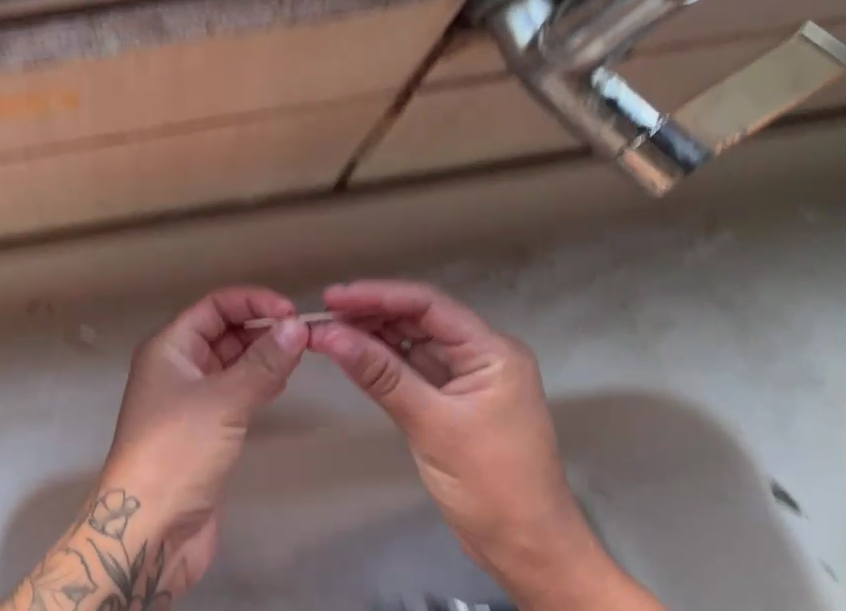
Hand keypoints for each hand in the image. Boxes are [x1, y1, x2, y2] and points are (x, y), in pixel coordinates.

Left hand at [100, 286, 308, 593]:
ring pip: (231, 362)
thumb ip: (262, 364)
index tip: (292, 312)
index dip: (251, 302)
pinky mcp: (204, 430)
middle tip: (304, 335)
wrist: (151, 526)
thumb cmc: (176, 451)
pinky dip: (258, 383)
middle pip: (222, 331)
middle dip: (260, 327)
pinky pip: (234, 392)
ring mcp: (190, 399)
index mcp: (168, 347)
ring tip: (300, 354)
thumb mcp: (222, 401)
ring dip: (262, 355)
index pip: (213, 307)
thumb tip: (296, 327)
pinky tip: (281, 383)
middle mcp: (176, 366)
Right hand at [308, 281, 656, 609]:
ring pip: (408, 341)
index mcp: (492, 351)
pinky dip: (376, 360)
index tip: (331, 298)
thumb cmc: (492, 484)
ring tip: (323, 332)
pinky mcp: (446, 400)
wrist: (526, 551)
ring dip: (367, 335)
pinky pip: (406, 367)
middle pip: (416, 318)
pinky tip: (346, 355)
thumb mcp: (432, 425)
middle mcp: (478, 355)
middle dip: (367, 314)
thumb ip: (380, 374)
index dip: (377, 295)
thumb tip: (328, 334)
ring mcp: (462, 377)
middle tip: (318, 316)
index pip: (427, 305)